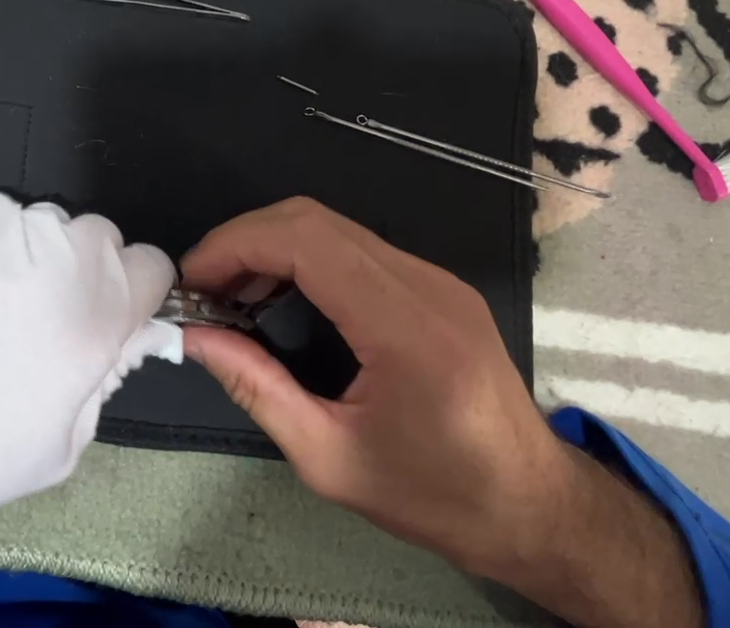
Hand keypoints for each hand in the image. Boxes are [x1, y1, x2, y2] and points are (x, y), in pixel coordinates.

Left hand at [0, 193, 180, 548]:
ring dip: (38, 250)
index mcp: (98, 319)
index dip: (137, 291)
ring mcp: (0, 238)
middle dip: (89, 266)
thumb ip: (108, 367)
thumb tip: (122, 328)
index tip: (117, 308)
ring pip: (45, 221)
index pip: (152, 264)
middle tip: (53, 308)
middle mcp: (58, 265)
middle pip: (101, 235)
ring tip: (2, 296)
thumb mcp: (72, 435)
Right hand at [182, 198, 700, 627]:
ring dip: (267, 244)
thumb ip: (255, 387)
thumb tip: (192, 336)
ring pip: (329, 224)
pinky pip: (351, 245)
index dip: (235, 246)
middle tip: (201, 287)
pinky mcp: (434, 284)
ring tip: (228, 292)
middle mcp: (426, 285)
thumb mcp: (329, 459)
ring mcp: (435, 278)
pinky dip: (297, 255)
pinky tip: (274, 294)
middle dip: (242, 240)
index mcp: (407, 330)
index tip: (191, 281)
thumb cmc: (437, 497)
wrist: (539, 510)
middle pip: (312, 219)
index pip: (306, 243)